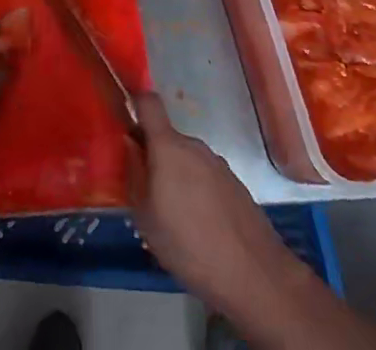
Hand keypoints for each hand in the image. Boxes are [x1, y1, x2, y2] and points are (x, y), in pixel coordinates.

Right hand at [127, 93, 309, 313]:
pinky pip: (204, 174)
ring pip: (185, 158)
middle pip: (166, 138)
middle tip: (141, 187)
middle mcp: (195, 147)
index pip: (149, 104)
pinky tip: (196, 223)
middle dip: (152, 155)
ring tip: (169, 213)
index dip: (134, 102)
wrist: (253, 273)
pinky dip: (194, 188)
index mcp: (169, 148)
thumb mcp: (145, 218)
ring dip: (174, 174)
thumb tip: (129, 146)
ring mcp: (218, 164)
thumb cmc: (188, 244)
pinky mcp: (235, 183)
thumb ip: (134, 175)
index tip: (121, 113)